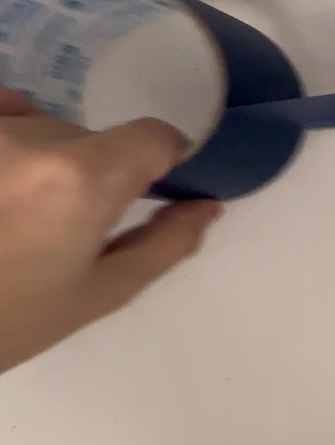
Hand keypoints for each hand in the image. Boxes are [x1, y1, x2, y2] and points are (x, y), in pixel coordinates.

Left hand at [0, 88, 220, 374]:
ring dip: (33, 155)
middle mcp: (17, 138)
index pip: (153, 136)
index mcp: (79, 177)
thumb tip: (204, 205)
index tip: (158, 188)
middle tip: (62, 223)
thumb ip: (167, 242)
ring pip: (25, 125)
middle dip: (90, 170)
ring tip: (9, 204)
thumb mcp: (100, 292)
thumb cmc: (3, 319)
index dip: (168, 160)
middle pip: (85, 136)